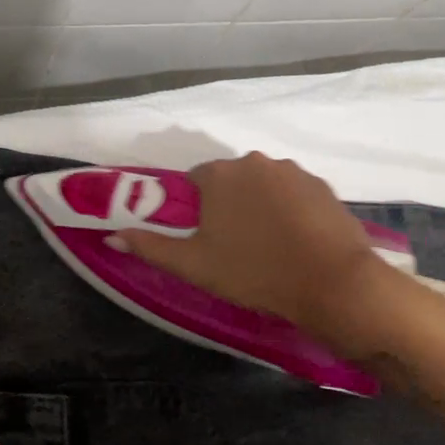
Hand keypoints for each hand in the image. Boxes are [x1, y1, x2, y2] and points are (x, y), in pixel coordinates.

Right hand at [116, 153, 382, 336]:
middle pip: (231, 179)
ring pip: (265, 185)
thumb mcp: (193, 264)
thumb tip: (111, 235)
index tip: (206, 237)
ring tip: (269, 246)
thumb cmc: (254, 272)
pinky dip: (291, 212)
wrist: (333, 283)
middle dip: (229, 204)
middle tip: (235, 245)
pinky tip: (296, 242)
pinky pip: (296, 194)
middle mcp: (254, 161)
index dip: (197, 208)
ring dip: (261, 206)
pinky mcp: (324, 187)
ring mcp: (293, 171)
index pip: (195, 180)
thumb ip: (150, 246)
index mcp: (218, 174)